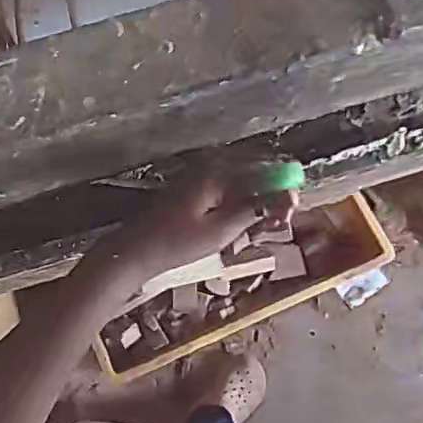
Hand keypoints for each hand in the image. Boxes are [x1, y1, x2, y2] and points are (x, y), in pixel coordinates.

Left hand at [82, 167, 297, 286]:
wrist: (131, 254)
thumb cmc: (174, 244)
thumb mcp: (219, 231)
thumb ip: (253, 210)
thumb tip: (286, 195)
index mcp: (213, 173)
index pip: (259, 169)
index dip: (280, 186)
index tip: (292, 207)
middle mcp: (203, 170)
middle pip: (247, 176)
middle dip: (266, 197)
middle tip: (277, 221)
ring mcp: (191, 182)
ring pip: (233, 188)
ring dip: (248, 206)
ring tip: (258, 228)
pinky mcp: (183, 196)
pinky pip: (216, 196)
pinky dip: (229, 211)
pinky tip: (232, 230)